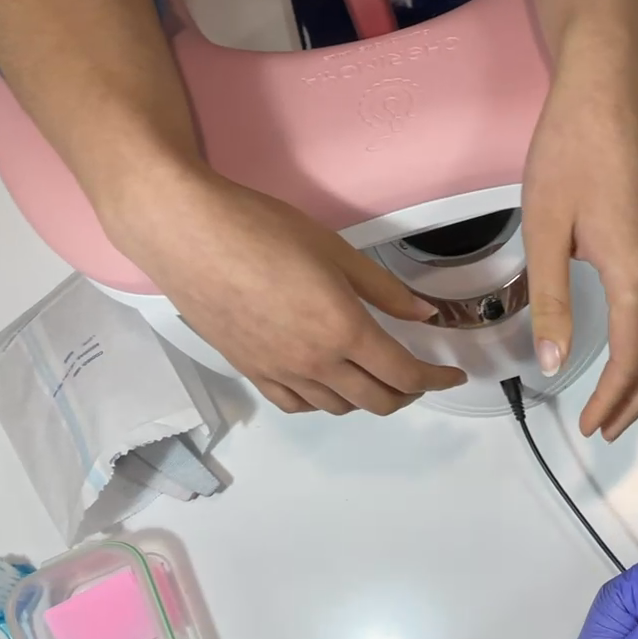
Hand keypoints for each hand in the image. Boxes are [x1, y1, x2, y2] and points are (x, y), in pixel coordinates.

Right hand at [110, 168, 466, 414]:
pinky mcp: (252, 372)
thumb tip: (425, 315)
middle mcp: (316, 363)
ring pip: (340, 408)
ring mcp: (281, 372)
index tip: (453, 376)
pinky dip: (324, 402)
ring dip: (369, 399)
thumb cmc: (262, 230)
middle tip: (419, 378)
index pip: (405, 375)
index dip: (437, 381)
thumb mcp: (337, 253)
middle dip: (409, 394)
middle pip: (378, 401)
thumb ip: (387, 291)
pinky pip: (298, 406)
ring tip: (376, 376)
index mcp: (344, 332)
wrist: (184, 232)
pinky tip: (329, 385)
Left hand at [522, 54, 637, 440]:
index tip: (589, 427)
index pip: (631, 361)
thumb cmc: (568, 154)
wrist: (609, 90)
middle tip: (610, 427)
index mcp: (636, 275)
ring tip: (624, 398)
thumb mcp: (544, 232)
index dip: (612, 401)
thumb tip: (553, 365)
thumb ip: (550, 303)